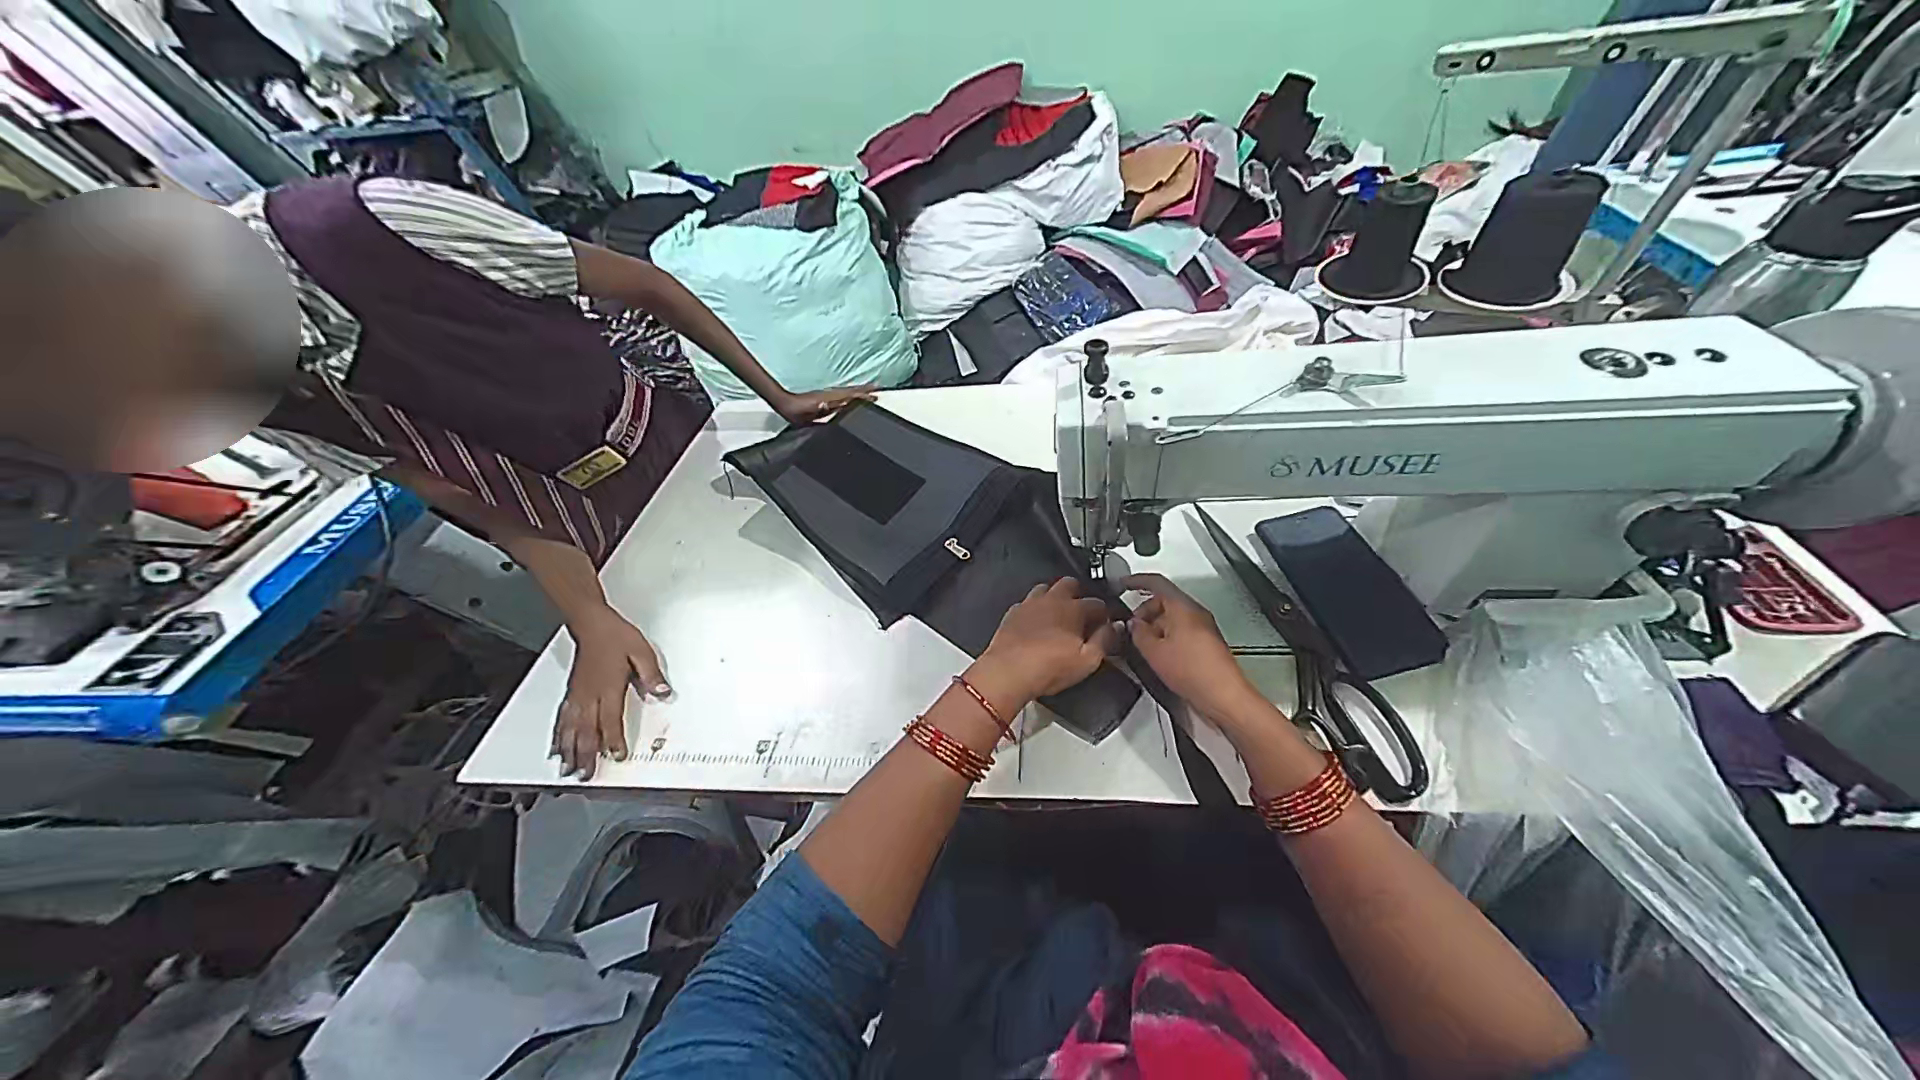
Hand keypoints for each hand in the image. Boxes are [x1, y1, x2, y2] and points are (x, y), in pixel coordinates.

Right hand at [552, 606, 668, 778]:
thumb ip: (651, 675)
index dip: (613, 740)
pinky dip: (558, 735)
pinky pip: (562, 718)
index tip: (616, 756)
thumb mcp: (642, 651)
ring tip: (567, 770)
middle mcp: (589, 694)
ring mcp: (578, 694)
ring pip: (570, 728)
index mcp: (608, 687)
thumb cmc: (615, 636)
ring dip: (569, 750)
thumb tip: (663, 693)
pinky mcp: (572, 691)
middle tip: (586, 775)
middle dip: (586, 755)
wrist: (592, 623)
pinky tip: (556, 746)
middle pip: (586, 730)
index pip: (610, 720)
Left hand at [775, 385, 876, 424]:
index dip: (863, 395)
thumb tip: (834, 404)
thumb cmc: (796, 411)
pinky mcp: (824, 399)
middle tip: (878, 389)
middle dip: (865, 390)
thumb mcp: (809, 413)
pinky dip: (850, 395)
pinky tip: (851, 399)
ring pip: (847, 393)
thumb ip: (822, 409)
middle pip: (852, 391)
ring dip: (859, 391)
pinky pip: (842, 396)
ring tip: (870, 392)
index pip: (851, 396)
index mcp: (830, 399)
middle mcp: (830, 395)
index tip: (875, 395)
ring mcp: (827, 396)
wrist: (784, 403)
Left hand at [969, 578, 1120, 707]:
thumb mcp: (1087, 661)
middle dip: (1080, 594)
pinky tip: (1036, 621)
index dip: (1105, 614)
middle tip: (1083, 612)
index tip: (1106, 624)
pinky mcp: (1013, 613)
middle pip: (1071, 584)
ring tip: (1059, 613)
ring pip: (1046, 588)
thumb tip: (1114, 629)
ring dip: (1055, 596)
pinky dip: (1034, 608)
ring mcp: (1030, 604)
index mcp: (1074, 609)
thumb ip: (1105, 641)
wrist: (1008, 671)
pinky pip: (1026, 602)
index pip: (1097, 604)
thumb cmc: (1046, 667)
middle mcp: (1052, 601)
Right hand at [1122, 573, 1266, 724]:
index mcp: (1183, 608)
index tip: (1125, 583)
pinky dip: (1167, 637)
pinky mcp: (1207, 644)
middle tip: (1131, 624)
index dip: (1136, 581)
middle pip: (1165, 600)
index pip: (1157, 583)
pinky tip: (1160, 656)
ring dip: (1155, 626)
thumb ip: (1138, 633)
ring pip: (1173, 617)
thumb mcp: (1153, 652)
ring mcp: (1204, 629)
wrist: (1223, 696)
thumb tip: (1133, 626)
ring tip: (1143, 645)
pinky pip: (1182, 632)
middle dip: (1144, 610)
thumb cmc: (1197, 673)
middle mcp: (1196, 614)